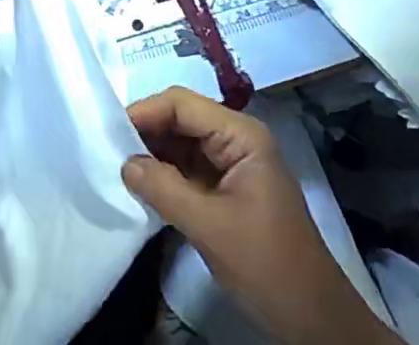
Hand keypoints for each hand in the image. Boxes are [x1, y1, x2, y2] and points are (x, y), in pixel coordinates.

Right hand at [121, 89, 401, 344]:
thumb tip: (125, 163)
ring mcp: (233, 163)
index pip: (183, 104)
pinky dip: (165, 173)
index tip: (109, 132)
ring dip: (153, 152)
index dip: (146, 112)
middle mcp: (237, 139)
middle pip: (182, 118)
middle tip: (107, 150)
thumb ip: (164, 189)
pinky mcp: (226, 187)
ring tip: (117, 166)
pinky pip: (188, 168)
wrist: (311, 315)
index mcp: (241, 135)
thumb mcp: (210, 226)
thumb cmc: (266, 263)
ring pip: (183, 143)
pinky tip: (140, 184)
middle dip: (147, 131)